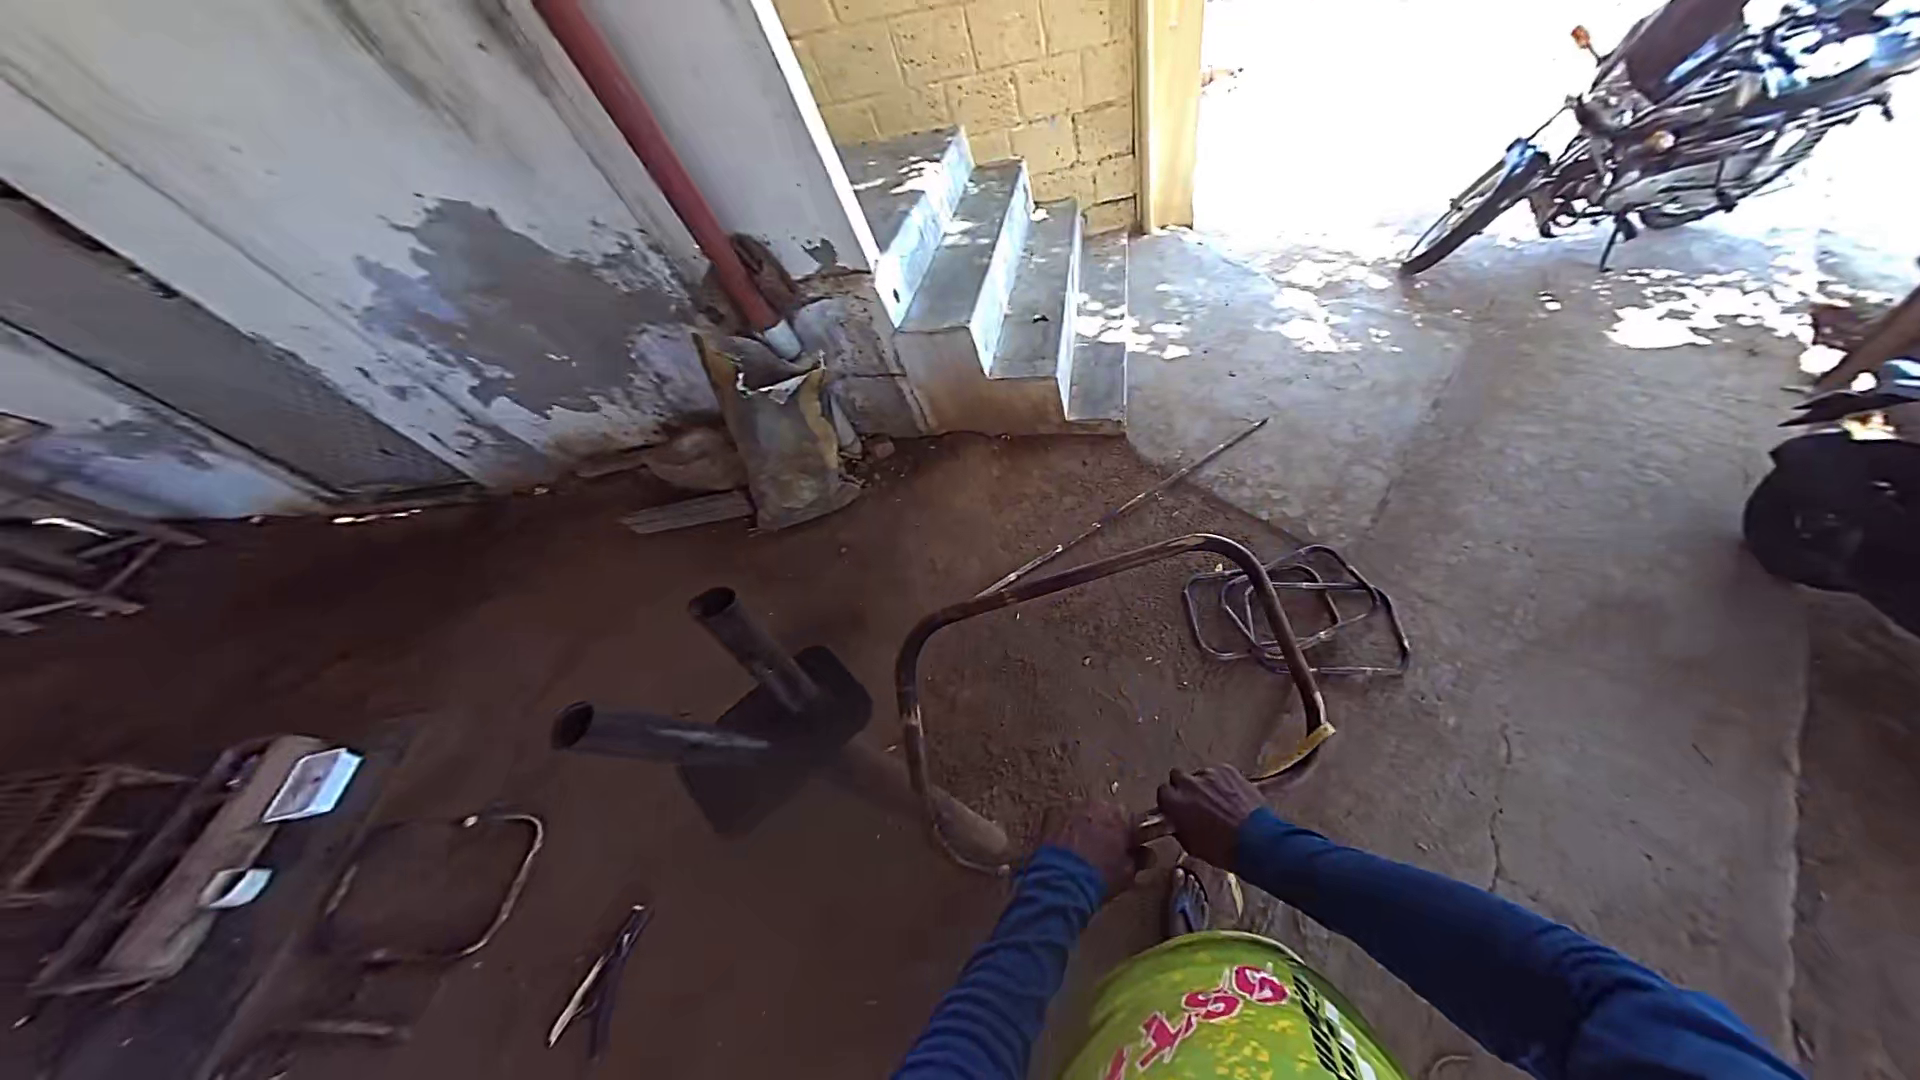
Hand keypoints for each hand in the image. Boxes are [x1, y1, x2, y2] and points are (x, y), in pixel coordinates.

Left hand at [1041, 800, 1146, 897]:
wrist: (1060, 881)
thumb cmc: (1098, 878)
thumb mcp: (1126, 874)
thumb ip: (1139, 860)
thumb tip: (1147, 855)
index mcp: (1119, 817)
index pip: (1133, 820)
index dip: (1131, 834)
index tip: (1130, 845)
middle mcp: (1096, 806)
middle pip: (1106, 813)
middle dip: (1107, 828)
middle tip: (1104, 850)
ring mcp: (1072, 808)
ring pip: (1085, 814)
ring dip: (1086, 826)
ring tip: (1083, 850)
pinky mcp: (1051, 816)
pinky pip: (1064, 819)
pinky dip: (1067, 830)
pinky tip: (1066, 848)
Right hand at [1156, 766, 1266, 868]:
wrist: (1258, 842)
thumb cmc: (1225, 849)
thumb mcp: (1192, 845)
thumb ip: (1179, 827)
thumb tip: (1178, 821)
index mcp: (1175, 803)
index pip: (1163, 792)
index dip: (1171, 800)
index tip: (1177, 806)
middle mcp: (1188, 784)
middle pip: (1178, 776)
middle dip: (1185, 787)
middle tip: (1196, 802)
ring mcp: (1209, 775)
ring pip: (1200, 774)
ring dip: (1206, 785)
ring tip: (1219, 801)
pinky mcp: (1227, 771)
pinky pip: (1219, 772)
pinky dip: (1223, 782)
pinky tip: (1231, 797)